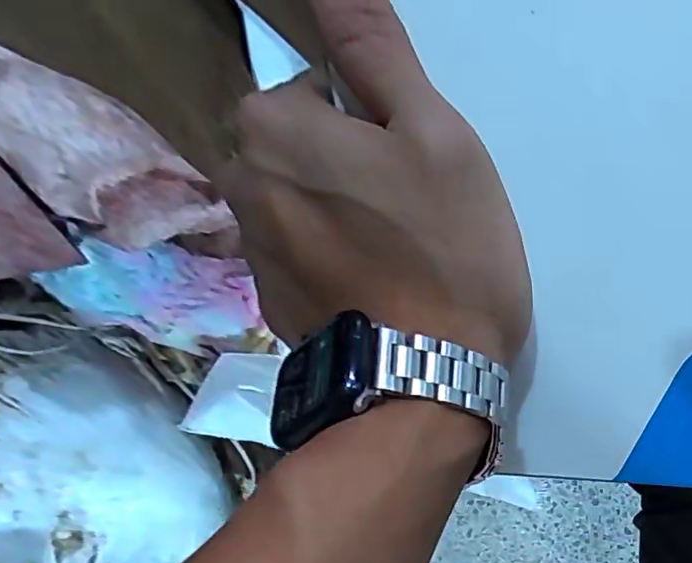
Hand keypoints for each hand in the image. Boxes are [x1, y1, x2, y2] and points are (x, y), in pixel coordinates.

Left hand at [215, 0, 530, 363]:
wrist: (431, 378)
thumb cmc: (450, 257)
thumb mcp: (441, 142)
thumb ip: (381, 54)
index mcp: (273, 125)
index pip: (319, 95)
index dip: (378, 133)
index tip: (419, 183)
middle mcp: (241, 180)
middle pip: (304, 155)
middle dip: (352, 178)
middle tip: (417, 231)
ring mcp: (254, 252)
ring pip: (304, 211)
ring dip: (345, 227)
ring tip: (403, 273)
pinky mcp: (275, 307)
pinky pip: (306, 265)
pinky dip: (337, 274)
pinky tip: (382, 303)